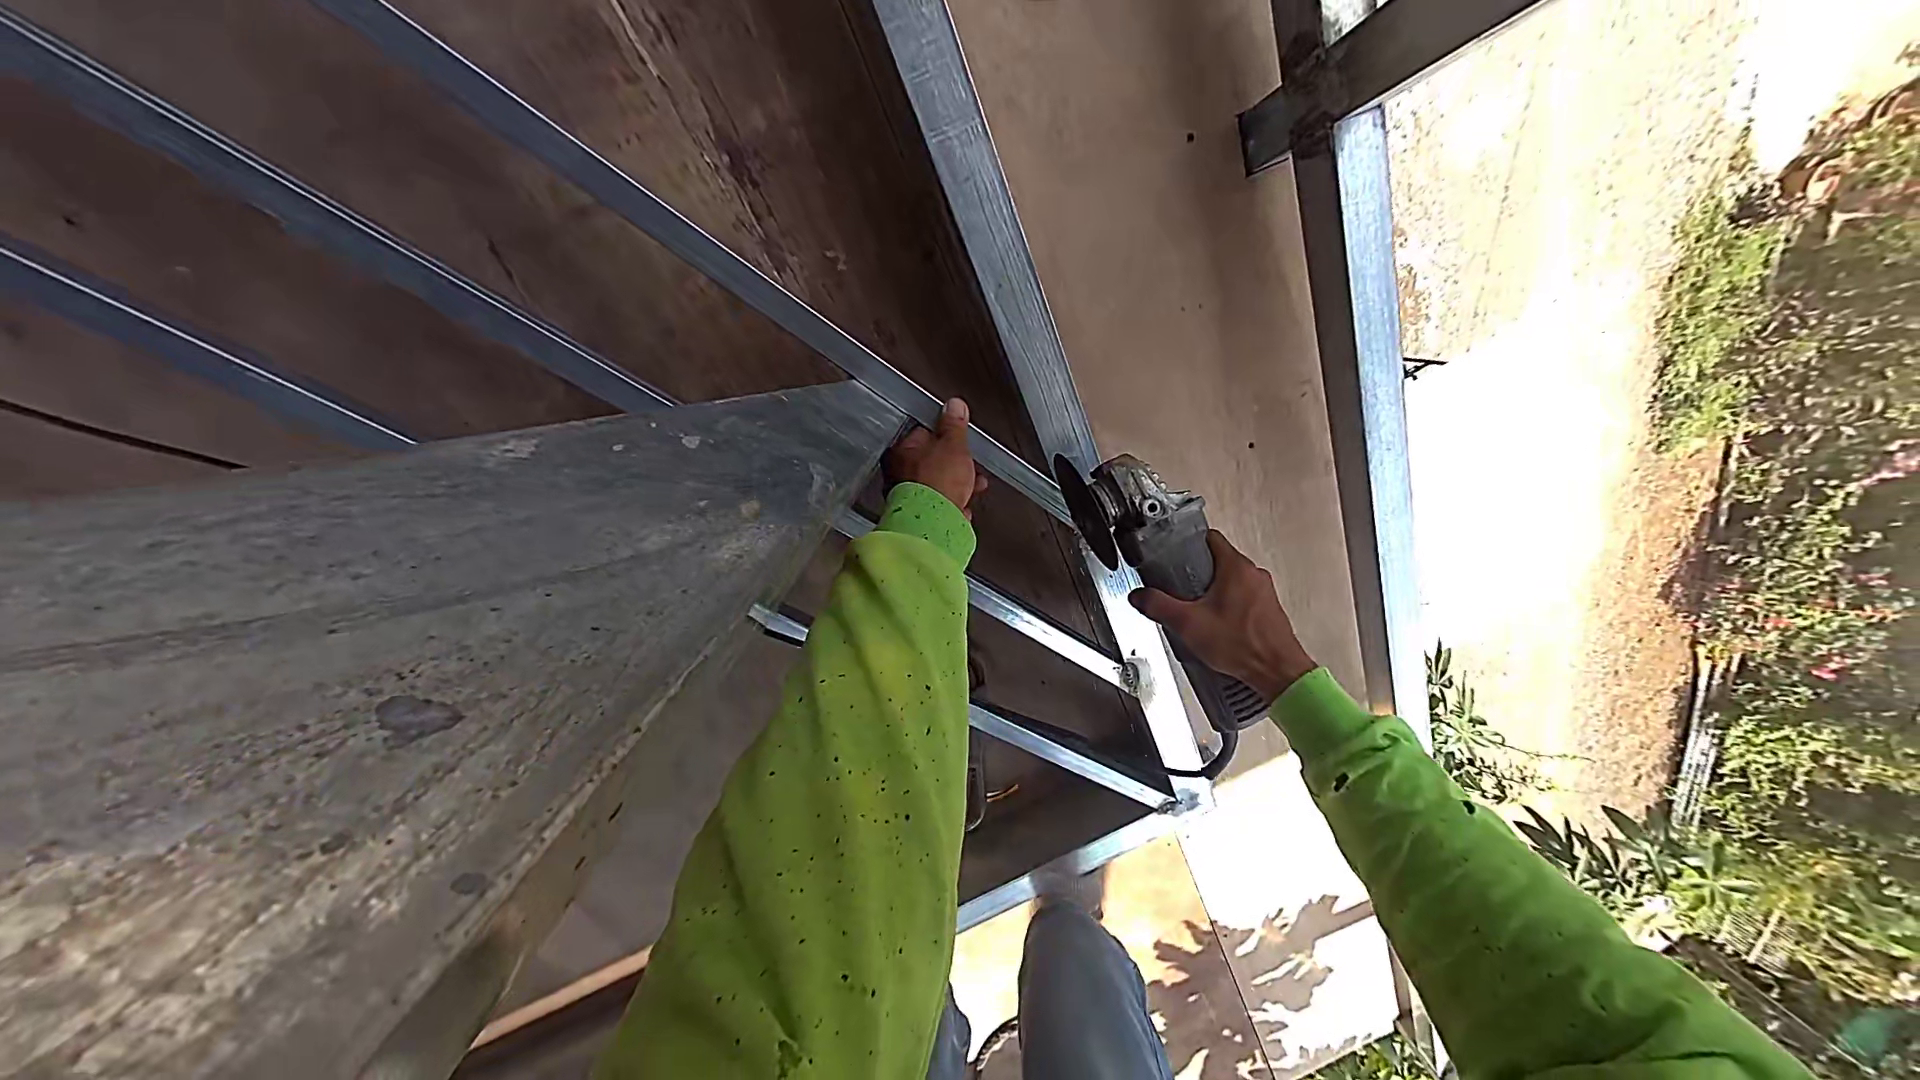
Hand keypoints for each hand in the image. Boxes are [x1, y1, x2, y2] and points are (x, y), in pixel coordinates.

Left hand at [884, 398, 988, 518]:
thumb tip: (954, 406)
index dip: (946, 435)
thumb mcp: (953, 446)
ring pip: (936, 485)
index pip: (923, 433)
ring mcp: (907, 498)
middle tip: (968, 465)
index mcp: (901, 451)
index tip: (959, 438)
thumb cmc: (935, 485)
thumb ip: (954, 425)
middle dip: (955, 464)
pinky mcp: (919, 517)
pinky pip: (939, 506)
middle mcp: (898, 474)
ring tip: (972, 487)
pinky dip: (952, 506)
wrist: (934, 525)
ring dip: (957, 486)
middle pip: (931, 461)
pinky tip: (962, 507)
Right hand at [1128, 531, 1316, 699]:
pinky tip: (1216, 625)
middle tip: (1182, 587)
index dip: (1190, 542)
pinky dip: (1228, 606)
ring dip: (1214, 591)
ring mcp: (1264, 592)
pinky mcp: (1268, 610)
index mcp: (1236, 567)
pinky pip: (1243, 598)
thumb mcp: (1188, 623)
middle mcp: (1254, 575)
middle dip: (1199, 572)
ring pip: (1232, 580)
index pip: (1211, 537)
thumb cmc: (1244, 646)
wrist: (1277, 672)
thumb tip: (1140, 596)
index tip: (1178, 551)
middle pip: (1219, 560)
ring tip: (1198, 610)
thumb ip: (1158, 606)